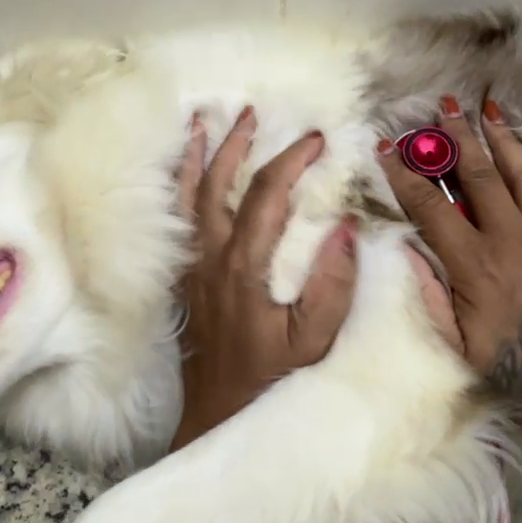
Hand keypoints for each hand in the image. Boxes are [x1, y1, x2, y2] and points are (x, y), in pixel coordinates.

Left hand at [170, 108, 358, 449]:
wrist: (218, 410)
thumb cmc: (271, 377)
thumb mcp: (313, 341)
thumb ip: (331, 285)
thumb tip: (343, 227)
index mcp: (244, 266)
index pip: (266, 196)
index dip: (290, 161)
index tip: (315, 139)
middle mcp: (210, 257)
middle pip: (217, 185)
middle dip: (235, 144)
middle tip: (250, 112)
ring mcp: (192, 266)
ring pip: (188, 198)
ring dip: (195, 157)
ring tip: (200, 123)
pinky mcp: (185, 278)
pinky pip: (178, 221)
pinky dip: (180, 189)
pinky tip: (184, 175)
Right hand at [375, 95, 521, 371]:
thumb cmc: (511, 365)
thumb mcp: (456, 341)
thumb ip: (429, 293)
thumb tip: (405, 248)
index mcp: (474, 265)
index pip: (430, 207)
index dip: (405, 175)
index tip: (387, 147)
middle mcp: (512, 239)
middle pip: (479, 175)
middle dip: (457, 137)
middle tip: (443, 106)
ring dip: (504, 138)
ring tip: (490, 108)